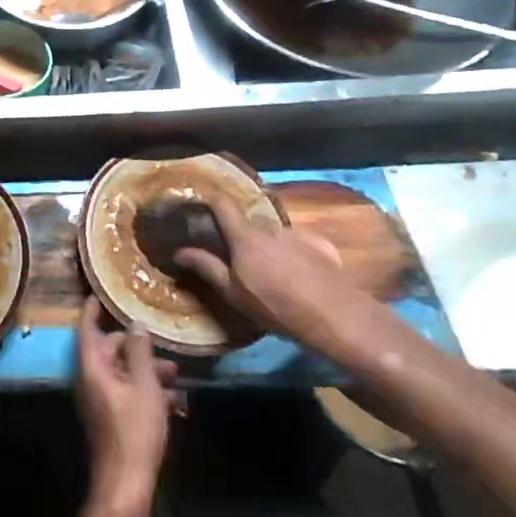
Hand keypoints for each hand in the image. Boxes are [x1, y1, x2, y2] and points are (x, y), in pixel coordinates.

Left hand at [75, 297, 179, 507]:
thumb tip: (134, 324)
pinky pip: (126, 393)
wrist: (126, 483)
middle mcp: (90, 381)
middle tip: (162, 346)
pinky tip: (173, 402)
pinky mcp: (110, 417)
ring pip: (121, 373)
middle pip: (108, 351)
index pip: (86, 329)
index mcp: (91, 368)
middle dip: (135, 346)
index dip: (91, 310)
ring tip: (176, 376)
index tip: (99, 292)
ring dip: (146, 371)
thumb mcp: (145, 385)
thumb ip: (139, 352)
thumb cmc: (135, 430)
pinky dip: (145, 391)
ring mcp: (99, 400)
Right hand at [173, 195, 382, 354]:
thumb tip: (180, 250)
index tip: (198, 204)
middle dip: (238, 234)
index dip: (208, 200)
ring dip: (266, 245)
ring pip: (273, 234)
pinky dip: (292, 253)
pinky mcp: (322, 246)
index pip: (222, 205)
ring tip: (267, 270)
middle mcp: (270, 227)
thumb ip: (206, 267)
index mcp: (245, 236)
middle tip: (233, 256)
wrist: (335, 316)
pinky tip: (297, 273)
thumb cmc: (275, 306)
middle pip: (248, 223)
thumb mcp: (233, 293)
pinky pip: (298, 243)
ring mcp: (298, 235)